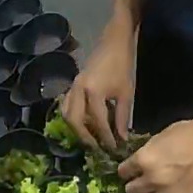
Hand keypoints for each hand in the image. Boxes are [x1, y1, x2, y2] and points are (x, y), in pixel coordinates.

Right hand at [60, 17, 135, 152]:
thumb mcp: (125, 93)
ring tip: (90, 138)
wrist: (114, 42)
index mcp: (93, 92)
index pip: (98, 122)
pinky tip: (84, 123)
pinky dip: (73, 117)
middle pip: (75, 121)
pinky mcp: (73, 84)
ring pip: (67, 114)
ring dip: (77, 129)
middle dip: (85, 138)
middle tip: (98, 148)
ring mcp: (73, 86)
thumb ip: (121, 117)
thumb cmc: (122, 65)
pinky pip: (67, 105)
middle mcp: (78, 90)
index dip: (106, 138)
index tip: (113, 150)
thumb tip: (121, 138)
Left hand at [117, 109, 192, 192]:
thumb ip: (146, 153)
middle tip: (142, 182)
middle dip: (135, 186)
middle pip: (130, 192)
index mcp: (144, 159)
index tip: (130, 171)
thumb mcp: (159, 137)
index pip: (123, 172)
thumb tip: (138, 163)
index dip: (126, 170)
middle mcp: (153, 179)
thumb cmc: (187, 133)